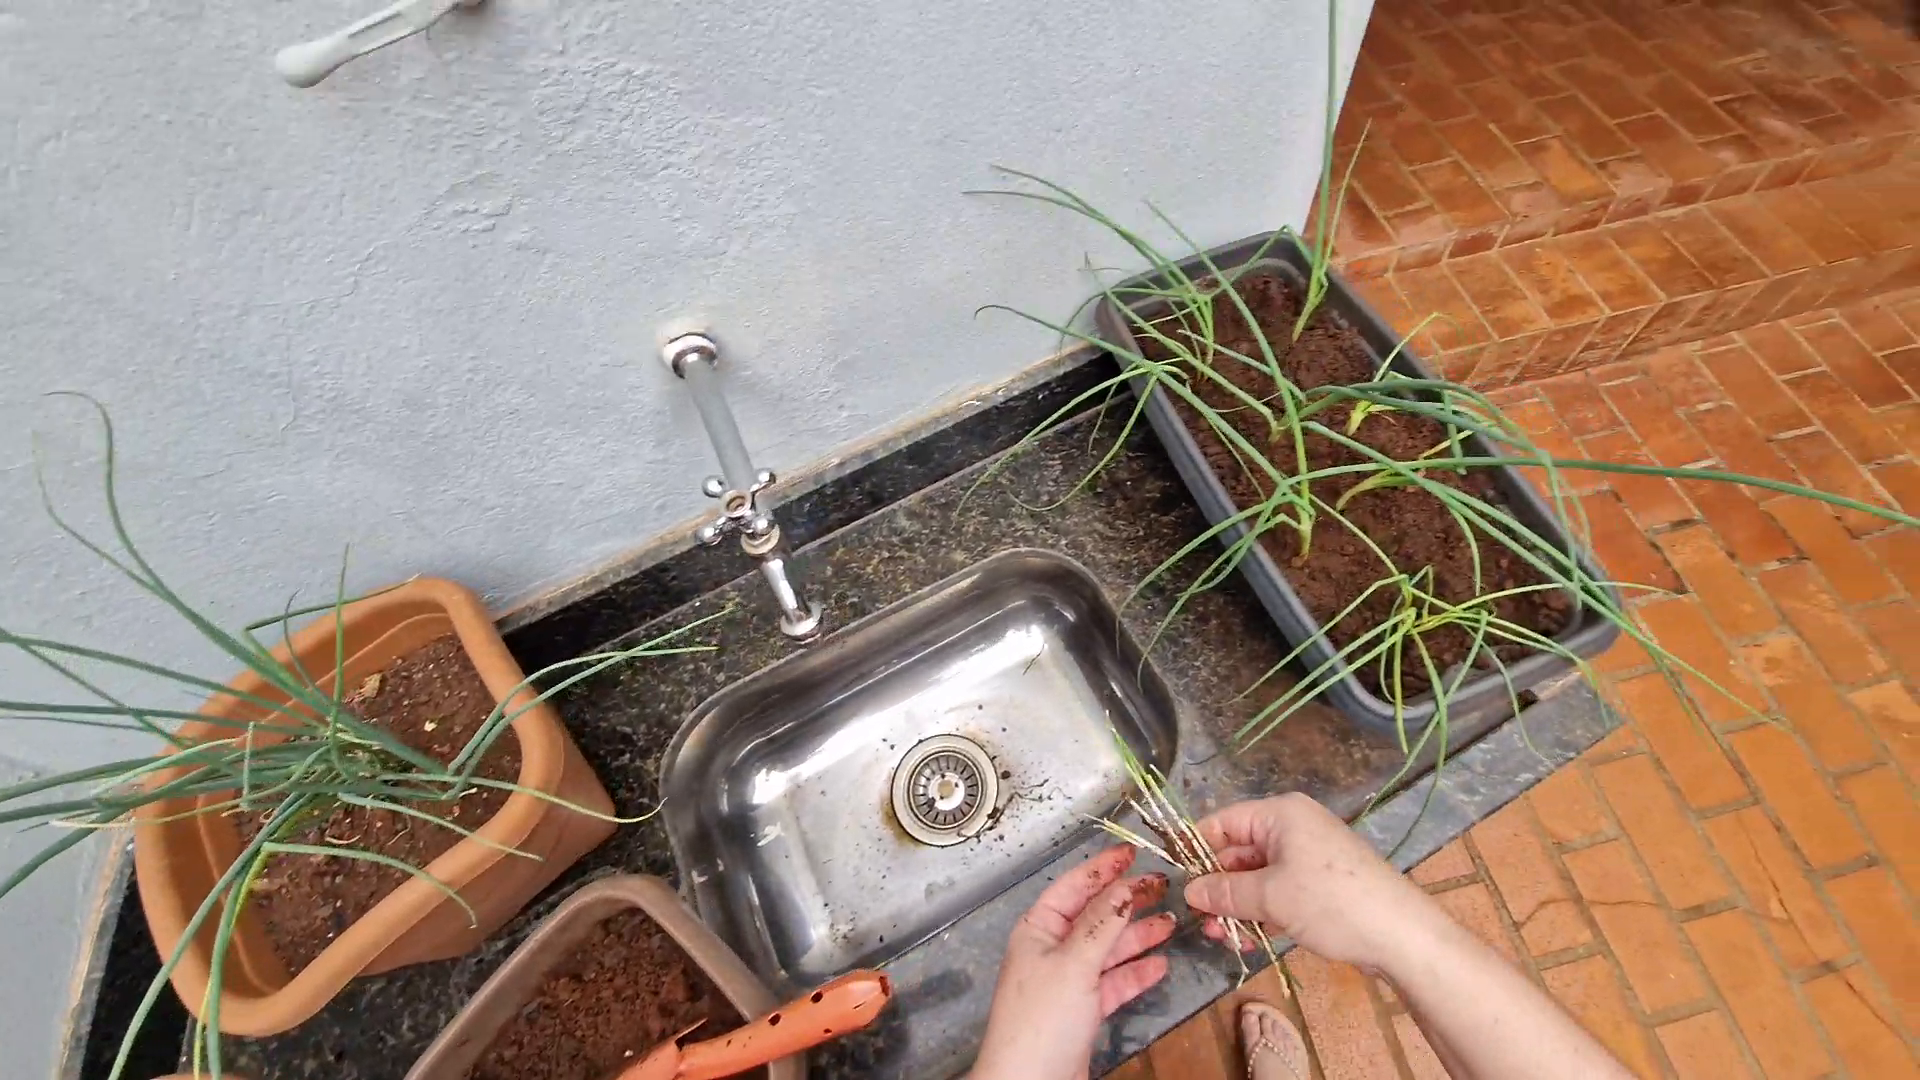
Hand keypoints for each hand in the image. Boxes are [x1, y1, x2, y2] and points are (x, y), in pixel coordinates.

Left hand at [971, 846, 1176, 1079]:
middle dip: (1128, 901)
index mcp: (1039, 926)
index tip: (1133, 852)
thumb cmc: (1042, 1018)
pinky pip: (1113, 982)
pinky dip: (1136, 973)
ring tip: (1172, 922)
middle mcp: (1053, 947)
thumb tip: (1128, 886)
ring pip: (1109, 948)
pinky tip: (1160, 964)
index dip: (1103, 867)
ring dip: (1138, 936)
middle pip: (1096, 915)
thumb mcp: (1074, 962)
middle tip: (1164, 886)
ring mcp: (1069, 979)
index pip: (1075, 885)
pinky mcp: (1084, 1009)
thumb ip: (1103, 923)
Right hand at [1184, 793, 1445, 974]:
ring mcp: (1310, 855)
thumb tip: (1189, 891)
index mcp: (1280, 813)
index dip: (1196, 846)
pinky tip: (1248, 936)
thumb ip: (1224, 892)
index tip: (1176, 875)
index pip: (1223, 822)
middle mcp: (1293, 826)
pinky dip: (1262, 908)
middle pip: (1240, 850)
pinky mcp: (1323, 882)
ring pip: (1259, 874)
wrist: (1406, 938)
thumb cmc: (1331, 902)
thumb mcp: (1270, 897)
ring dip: (1238, 903)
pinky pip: (1280, 888)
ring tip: (1220, 935)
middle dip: (1218, 885)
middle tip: (1199, 917)